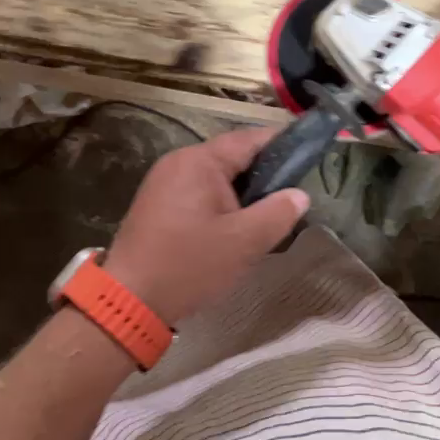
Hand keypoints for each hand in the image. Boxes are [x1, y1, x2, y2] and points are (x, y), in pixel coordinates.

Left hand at [104, 126, 310, 323]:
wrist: (129, 300)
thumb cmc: (189, 265)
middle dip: (263, 174)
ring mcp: (163, 181)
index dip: (282, 144)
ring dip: (241, 192)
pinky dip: (220, 203)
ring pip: (215, 177)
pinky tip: (234, 227)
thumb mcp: (243, 242)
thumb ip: (277, 213)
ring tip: (267, 215)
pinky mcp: (157, 203)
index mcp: (199, 161)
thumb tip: (299, 194)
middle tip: (291, 197)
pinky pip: (198, 192)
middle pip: (231, 156)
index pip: (249, 139)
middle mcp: (178, 161)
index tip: (310, 156)